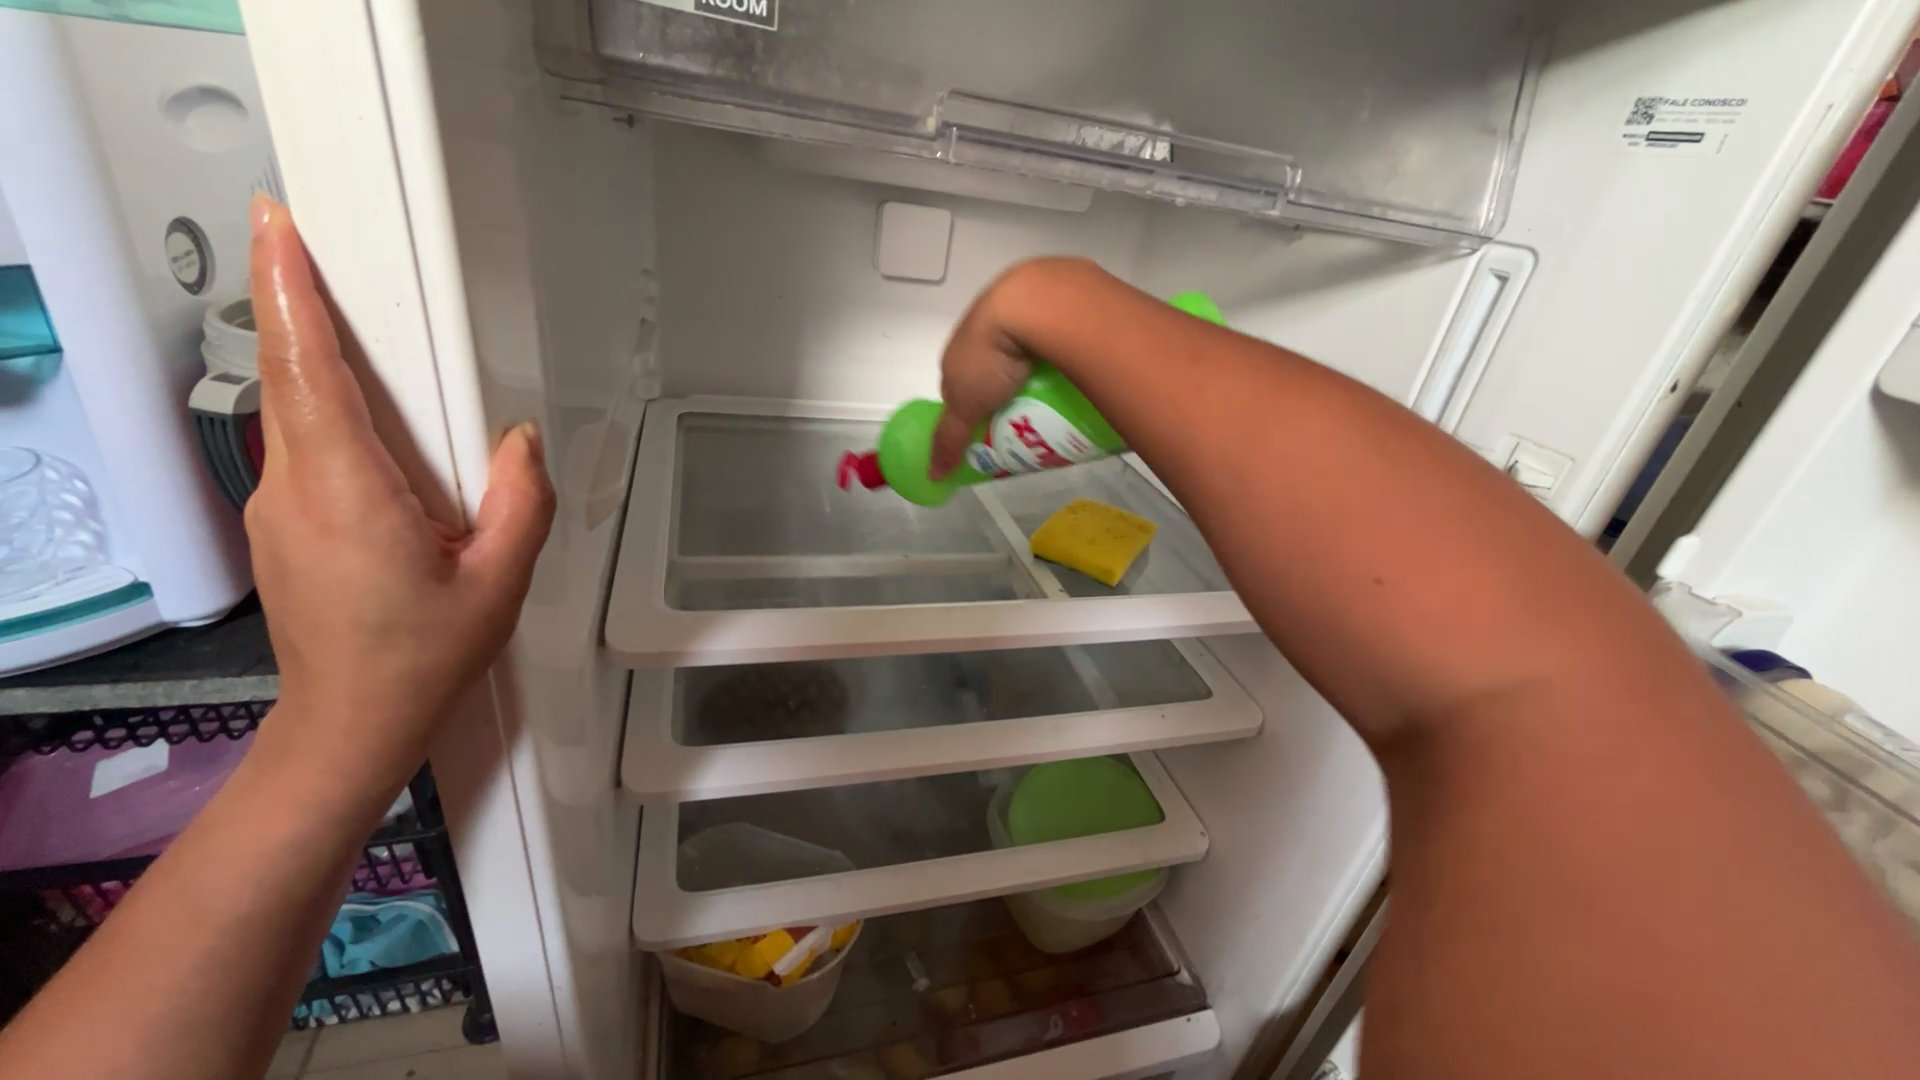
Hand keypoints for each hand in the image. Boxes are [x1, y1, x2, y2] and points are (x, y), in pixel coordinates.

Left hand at [243, 194, 554, 797]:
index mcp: (350, 493)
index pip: (306, 372)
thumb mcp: (499, 581)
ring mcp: (277, 507)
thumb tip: (521, 440)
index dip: (289, 294)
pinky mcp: (282, 523)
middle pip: (293, 379)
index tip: (276, 228)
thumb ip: (521, 502)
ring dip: (319, 365)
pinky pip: (304, 449)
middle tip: (314, 250)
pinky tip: (379, 435)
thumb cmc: (422, 657)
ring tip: (369, 343)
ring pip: (296, 413)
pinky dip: (328, 416)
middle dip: (298, 308)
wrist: (352, 721)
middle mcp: (296, 489)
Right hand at [928, 262, 1047, 478]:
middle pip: (992, 362)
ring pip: (1023, 345)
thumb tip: (932, 475)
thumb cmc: (989, 357)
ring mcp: (1019, 307)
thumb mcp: (963, 404)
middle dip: (1005, 385)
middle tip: (1025, 412)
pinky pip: (1050, 331)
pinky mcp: (1050, 299)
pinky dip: (1055, 348)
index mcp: (959, 345)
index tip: (989, 425)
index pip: (960, 378)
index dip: (972, 403)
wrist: (1034, 304)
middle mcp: (985, 322)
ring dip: (1031, 365)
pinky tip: (1068, 364)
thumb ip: (949, 438)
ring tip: (1051, 391)